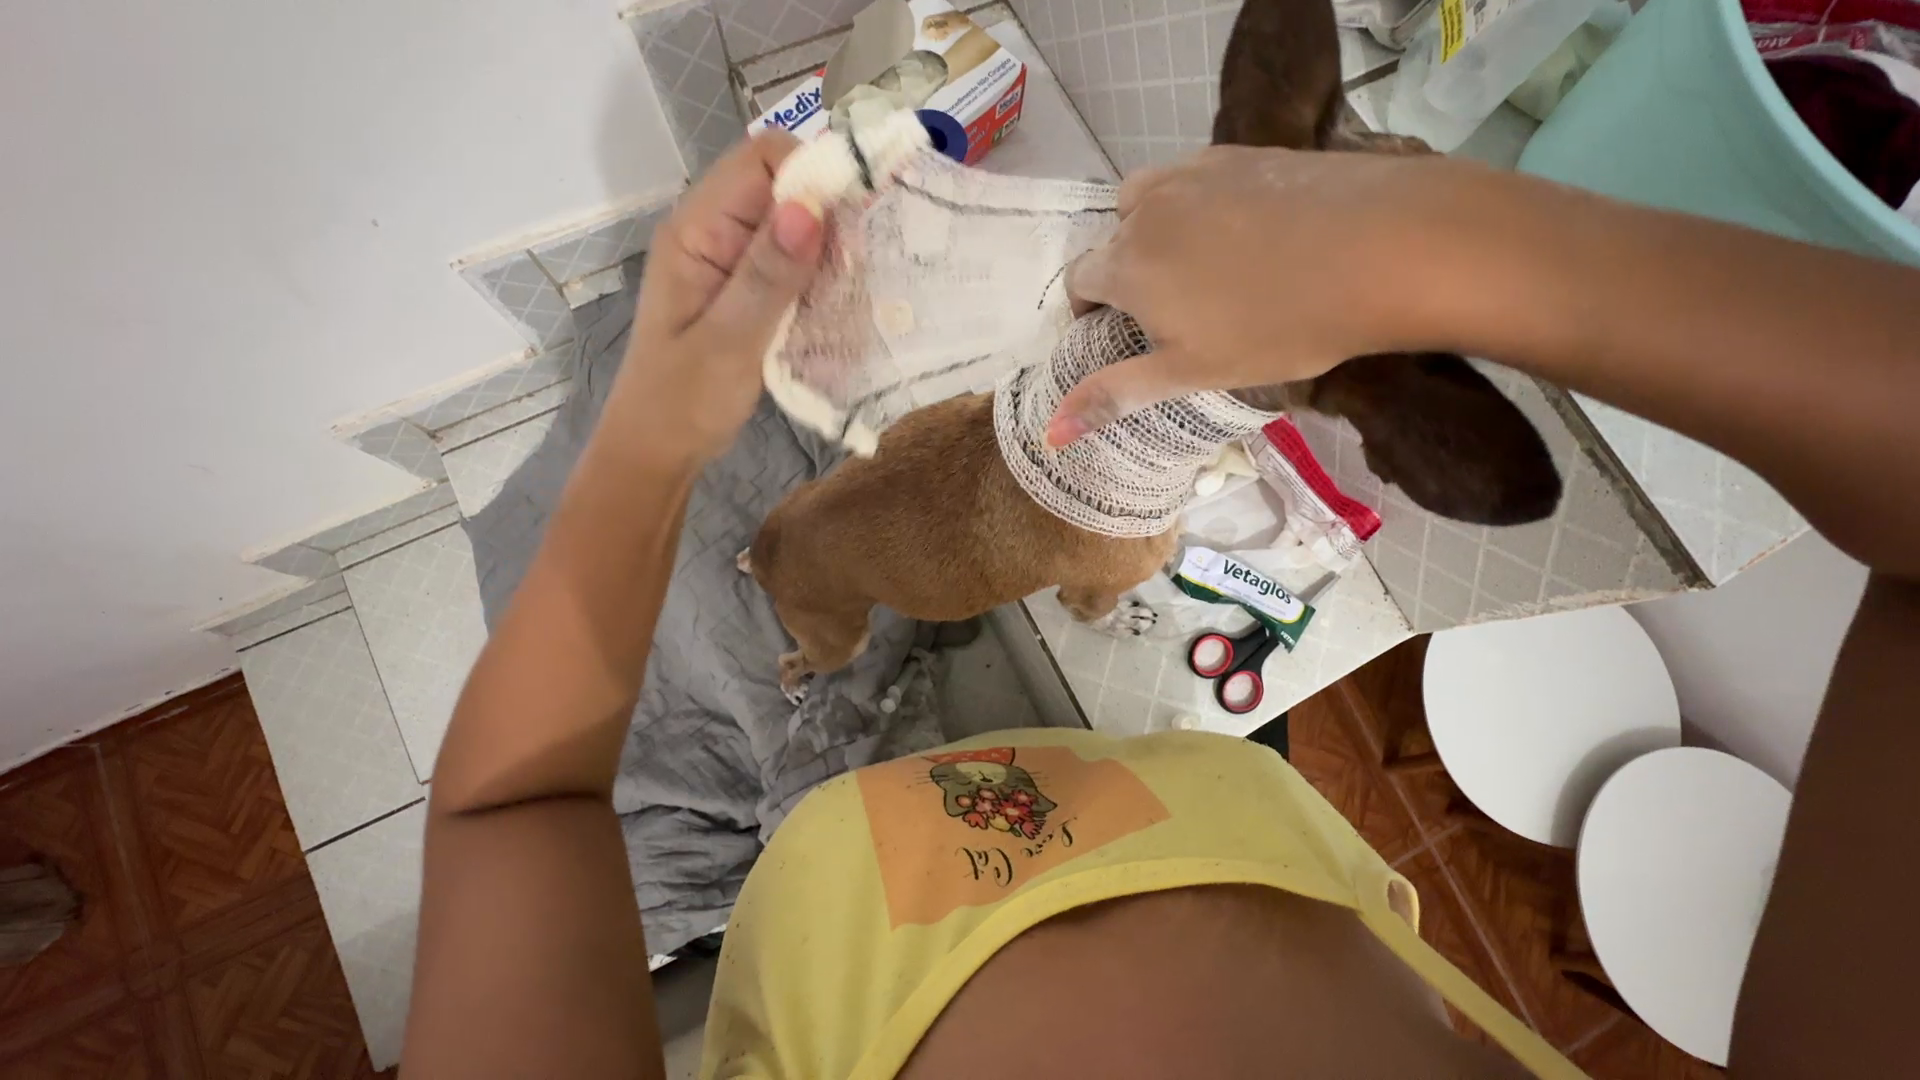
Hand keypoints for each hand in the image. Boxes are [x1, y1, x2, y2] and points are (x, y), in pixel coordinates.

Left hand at [612, 132, 825, 461]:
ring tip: (846, 294)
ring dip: (827, 252)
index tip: (855, 224)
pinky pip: (790, 263)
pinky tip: (832, 306)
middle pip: (783, 187)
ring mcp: (728, 261)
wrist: (658, 450)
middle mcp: (712, 232)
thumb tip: (810, 207)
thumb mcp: (729, 341)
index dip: (814, 177)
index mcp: (696, 231)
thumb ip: (768, 275)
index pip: (763, 161)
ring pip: (793, 226)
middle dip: (828, 217)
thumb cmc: (683, 402)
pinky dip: (817, 277)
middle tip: (853, 273)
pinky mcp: (744, 289)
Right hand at [1048, 145, 1482, 445]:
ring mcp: (1192, 173)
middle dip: (1123, 271)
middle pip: (1112, 239)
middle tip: (1167, 307)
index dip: (1089, 310)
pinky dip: (1194, 203)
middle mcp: (1145, 210)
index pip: (1079, 280)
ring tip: (1194, 263)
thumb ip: (1114, 395)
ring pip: (1145, 199)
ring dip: (1151, 229)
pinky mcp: (1238, 153)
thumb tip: (1050, 433)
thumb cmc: (1276, 325)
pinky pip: (1191, 177)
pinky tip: (1238, 229)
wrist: (1381, 248)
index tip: (1118, 332)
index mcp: (1126, 265)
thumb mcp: (1188, 372)